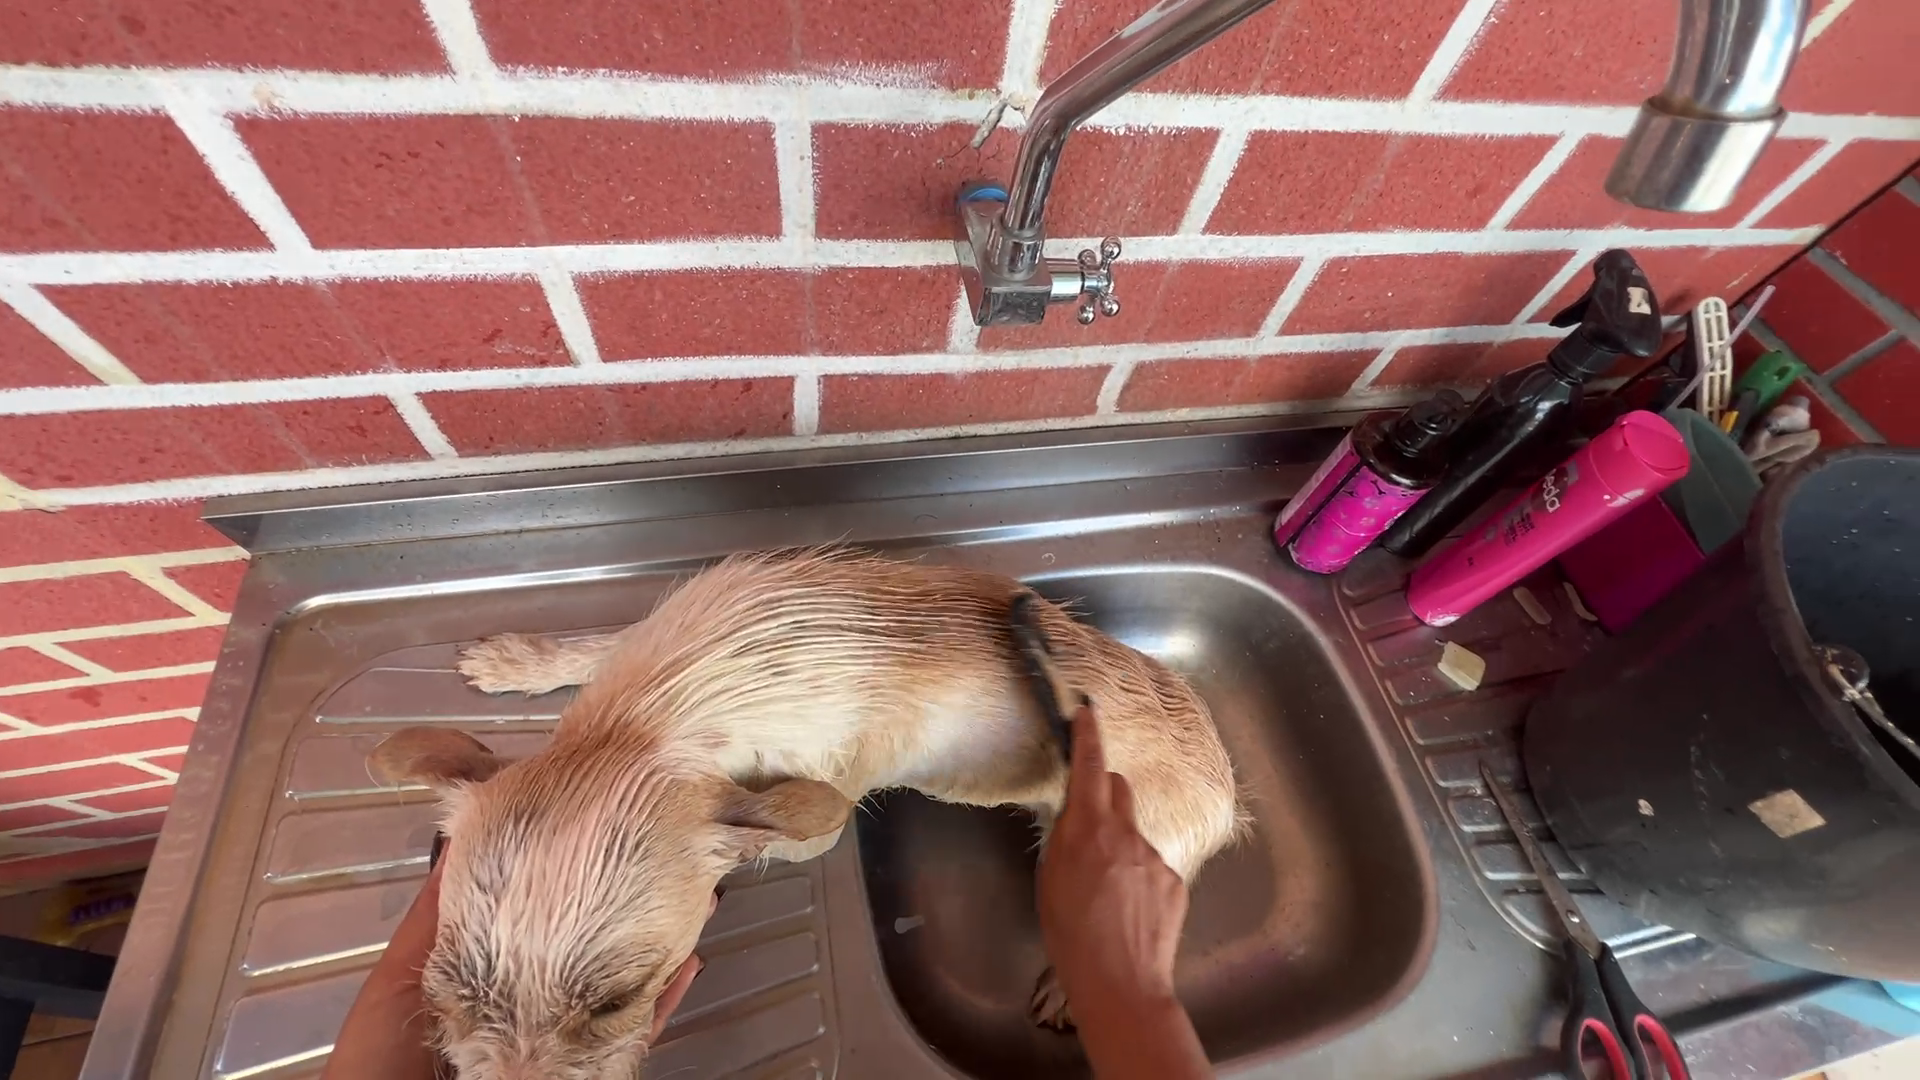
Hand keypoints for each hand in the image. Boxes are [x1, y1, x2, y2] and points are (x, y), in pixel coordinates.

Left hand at [324, 849, 712, 1078]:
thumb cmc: (383, 1068)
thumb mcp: (398, 983)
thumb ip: (436, 917)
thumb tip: (464, 838)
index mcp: (497, 976)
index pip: (552, 917)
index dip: (583, 880)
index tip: (613, 842)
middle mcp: (540, 1002)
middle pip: (596, 944)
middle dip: (631, 908)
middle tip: (666, 866)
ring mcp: (566, 1037)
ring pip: (623, 979)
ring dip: (656, 944)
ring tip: (696, 903)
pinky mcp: (589, 1069)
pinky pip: (635, 1028)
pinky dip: (663, 997)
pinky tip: (688, 962)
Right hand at [1037, 704, 1208, 1078]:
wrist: (1120, 984)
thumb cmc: (1070, 933)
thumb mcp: (1050, 878)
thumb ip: (1065, 838)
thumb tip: (1075, 816)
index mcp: (1088, 828)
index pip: (1091, 765)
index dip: (1088, 734)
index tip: (1088, 711)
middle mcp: (1125, 832)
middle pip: (1119, 789)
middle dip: (1105, 794)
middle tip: (1090, 823)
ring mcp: (1154, 856)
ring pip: (1133, 832)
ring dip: (1119, 845)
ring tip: (1107, 890)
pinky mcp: (1175, 881)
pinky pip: (1152, 864)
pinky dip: (1138, 876)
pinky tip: (1129, 909)